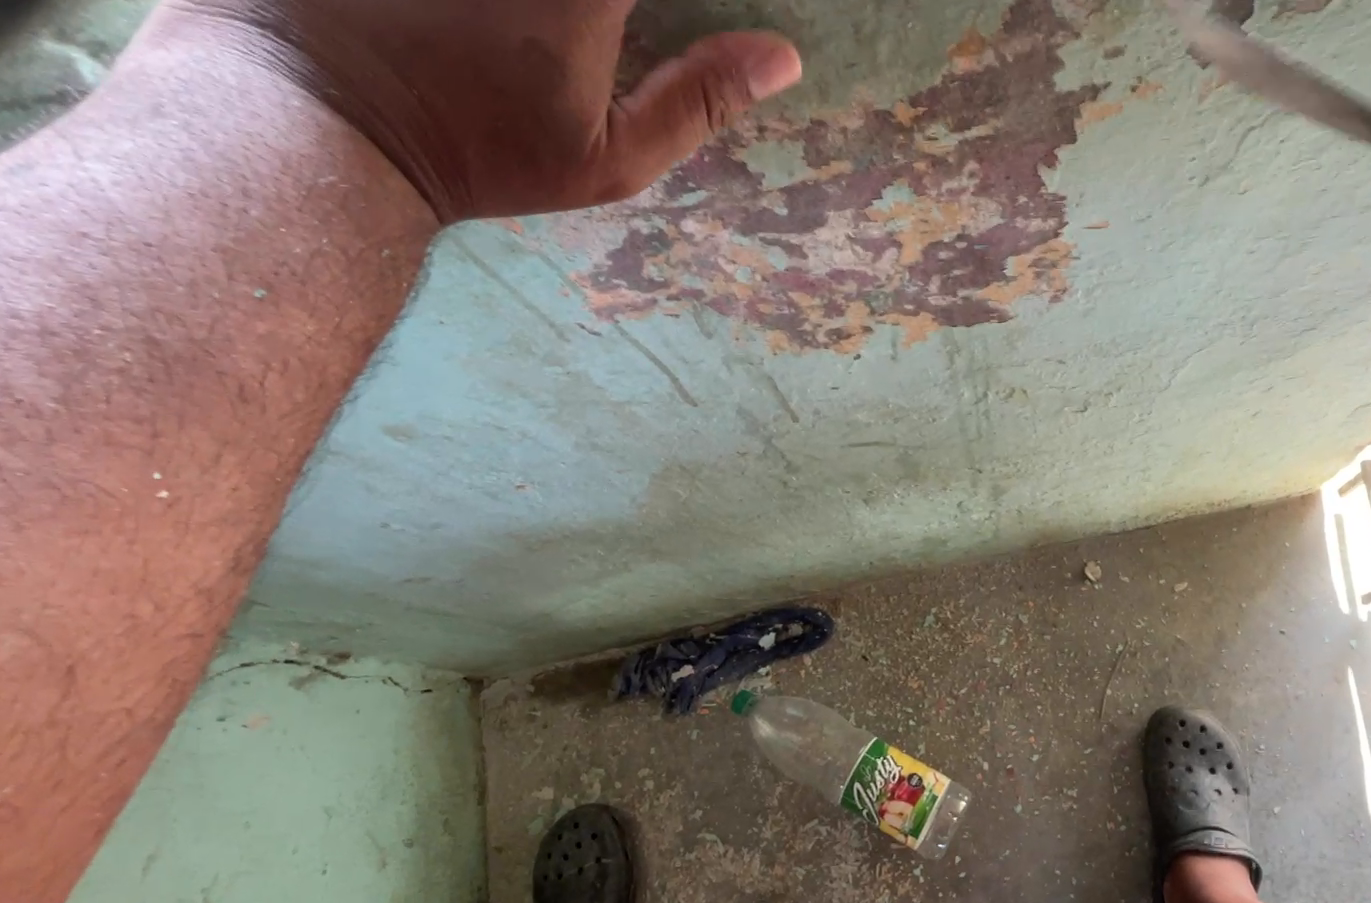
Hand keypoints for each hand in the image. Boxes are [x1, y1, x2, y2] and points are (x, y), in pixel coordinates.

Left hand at [140, 0, 802, 221]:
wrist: (326, 120)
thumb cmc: (485, 152)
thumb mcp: (613, 158)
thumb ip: (699, 101)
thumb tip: (783, 57)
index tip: (646, 23)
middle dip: (619, 4)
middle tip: (616, 27)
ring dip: (568, 6)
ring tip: (543, 30)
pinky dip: (514, 2)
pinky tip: (496, 21)